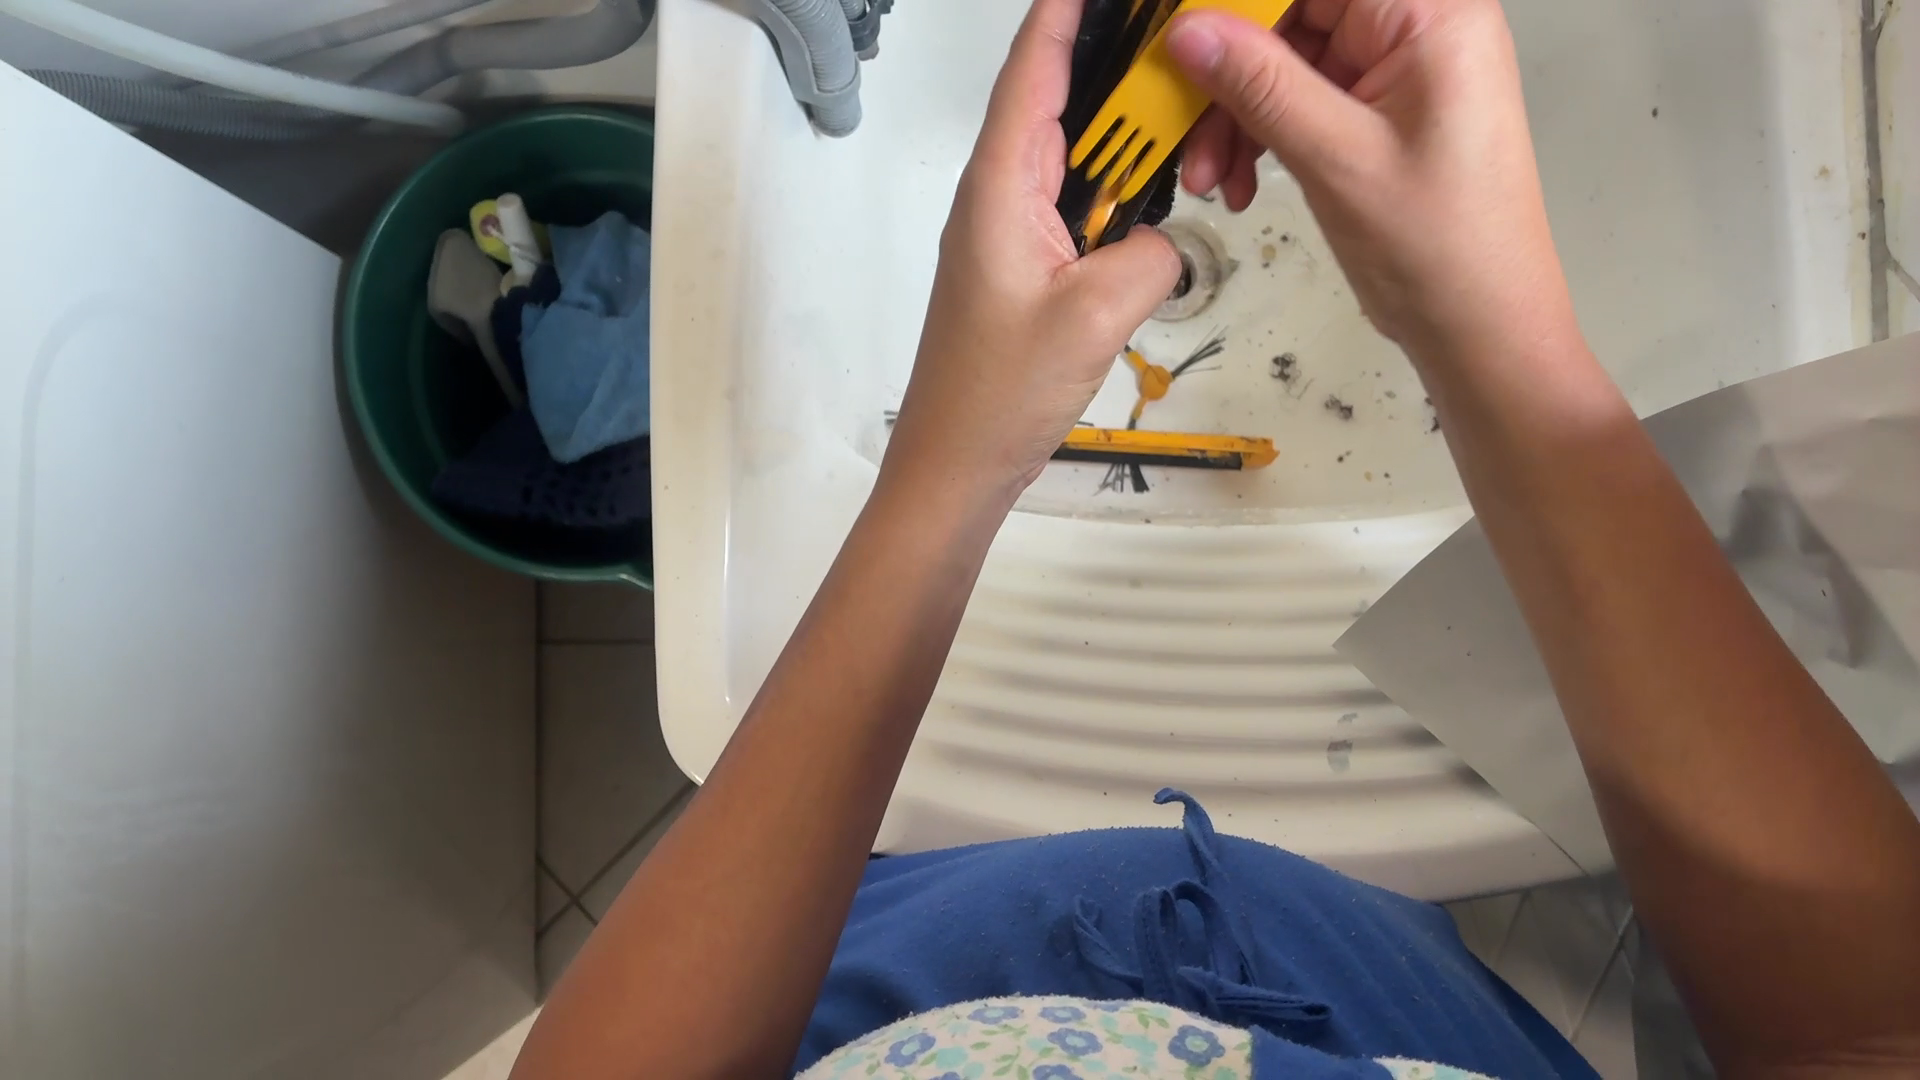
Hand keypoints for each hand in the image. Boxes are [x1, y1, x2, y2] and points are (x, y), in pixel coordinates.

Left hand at [883, 0, 1181, 504]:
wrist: (956, 466)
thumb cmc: (1001, 395)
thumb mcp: (1096, 315)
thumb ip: (1153, 254)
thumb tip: (1168, 239)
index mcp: (999, 186)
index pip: (1035, 63)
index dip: (1073, 8)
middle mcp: (997, 200)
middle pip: (1059, 103)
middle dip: (1121, 73)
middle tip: (1184, 65)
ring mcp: (1009, 242)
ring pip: (1071, 166)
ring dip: (1123, 149)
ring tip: (1184, 130)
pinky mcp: (1023, 280)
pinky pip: (1073, 219)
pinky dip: (1114, 207)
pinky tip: (1150, 215)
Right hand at [1166, 0, 1578, 364]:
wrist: (1474, 320)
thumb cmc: (1429, 239)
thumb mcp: (1336, 157)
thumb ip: (1261, 87)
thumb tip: (1187, 28)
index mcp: (1427, 10)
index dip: (1239, 12)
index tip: (1179, 53)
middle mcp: (1412, 26)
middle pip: (1293, 24)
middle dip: (1230, 85)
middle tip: (1190, 151)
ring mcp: (1391, 76)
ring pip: (1286, 72)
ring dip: (1236, 125)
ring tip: (1211, 186)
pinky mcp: (1372, 120)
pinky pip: (1298, 111)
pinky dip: (1260, 145)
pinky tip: (1242, 188)